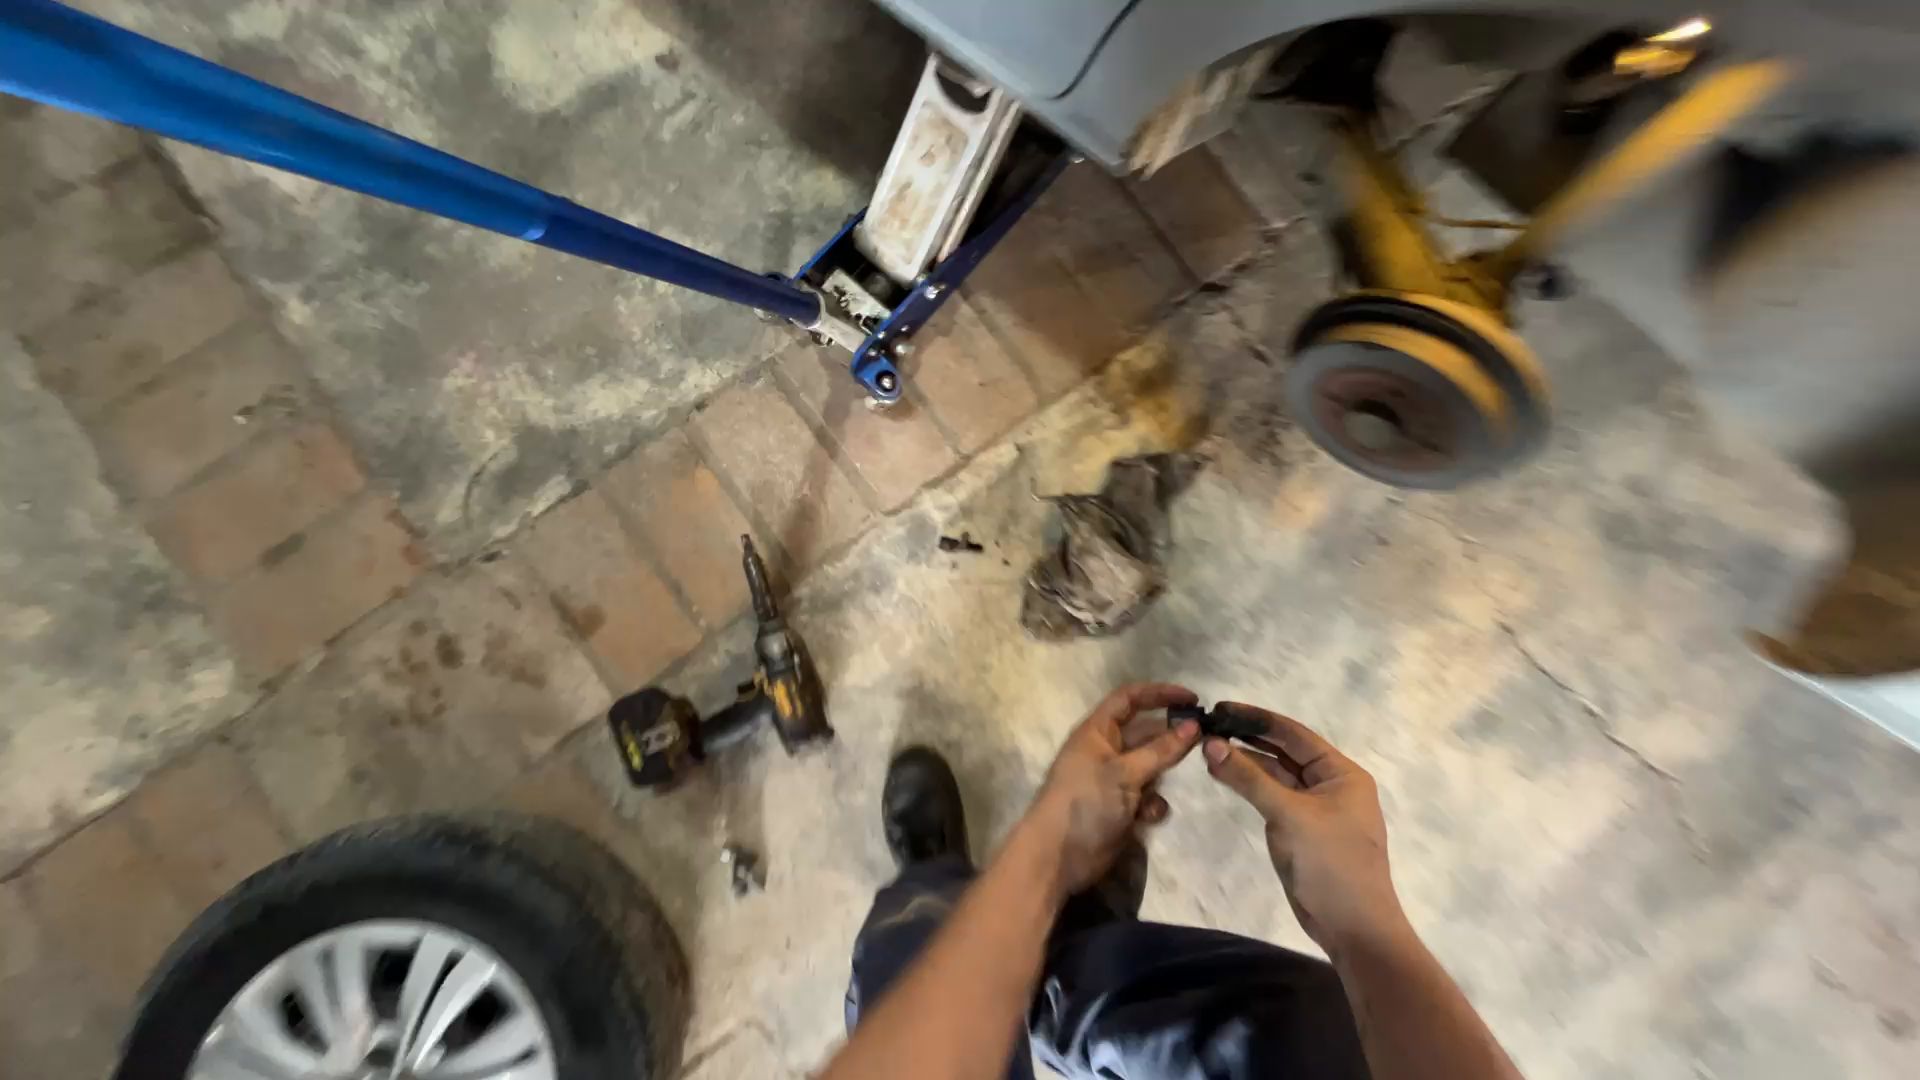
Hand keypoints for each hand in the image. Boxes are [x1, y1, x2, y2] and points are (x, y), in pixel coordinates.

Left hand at [1020, 683, 1200, 900]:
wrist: (1059, 855)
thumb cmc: (1086, 800)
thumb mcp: (1124, 772)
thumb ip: (1160, 750)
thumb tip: (1193, 725)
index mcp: (1097, 730)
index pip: (1130, 698)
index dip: (1159, 693)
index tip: (1193, 698)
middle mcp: (1105, 750)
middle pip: (1145, 733)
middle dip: (1170, 737)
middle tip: (1204, 740)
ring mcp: (1113, 780)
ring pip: (1150, 766)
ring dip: (1163, 775)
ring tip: (1178, 780)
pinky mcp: (1121, 807)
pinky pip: (1146, 797)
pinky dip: (1152, 804)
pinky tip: (1150, 815)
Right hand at [1202, 704, 1409, 956]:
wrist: (1353, 929)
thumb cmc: (1330, 863)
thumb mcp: (1287, 814)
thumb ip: (1248, 777)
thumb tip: (1210, 743)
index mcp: (1341, 773)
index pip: (1293, 734)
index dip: (1256, 719)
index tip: (1220, 707)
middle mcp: (1331, 785)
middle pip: (1284, 751)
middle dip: (1247, 738)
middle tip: (1208, 725)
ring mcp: (1315, 808)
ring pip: (1275, 774)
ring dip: (1245, 761)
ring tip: (1208, 747)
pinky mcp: (1300, 829)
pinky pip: (1272, 796)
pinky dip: (1249, 785)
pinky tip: (1223, 774)